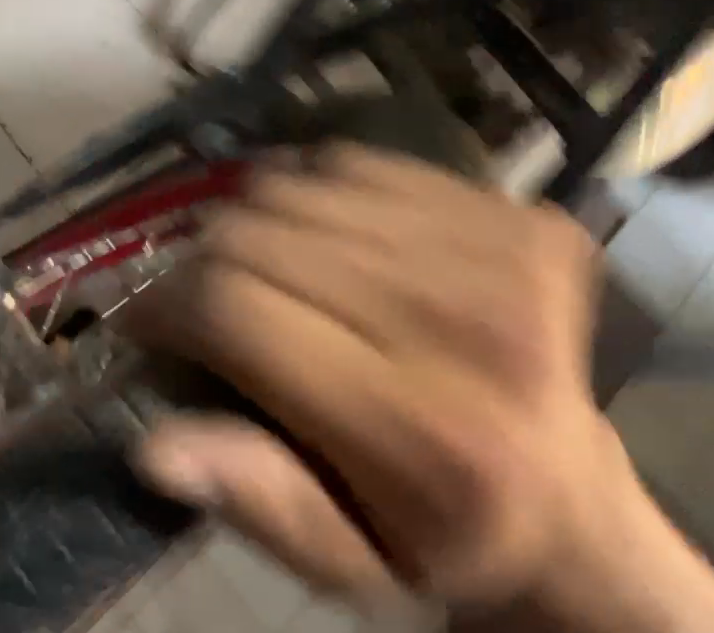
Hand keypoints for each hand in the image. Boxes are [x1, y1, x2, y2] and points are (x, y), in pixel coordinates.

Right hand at [132, 146, 633, 616]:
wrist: (570, 502)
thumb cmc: (422, 531)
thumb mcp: (332, 552)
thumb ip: (250, 498)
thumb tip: (153, 449)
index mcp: (423, 431)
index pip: (230, 307)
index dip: (161, 305)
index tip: (143, 325)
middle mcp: (473, 332)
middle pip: (248, 235)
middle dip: (193, 265)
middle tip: (193, 302)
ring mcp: (502, 260)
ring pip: (284, 189)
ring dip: (243, 225)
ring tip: (251, 271)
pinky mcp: (516, 216)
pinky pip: (343, 161)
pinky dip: (304, 191)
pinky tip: (312, 238)